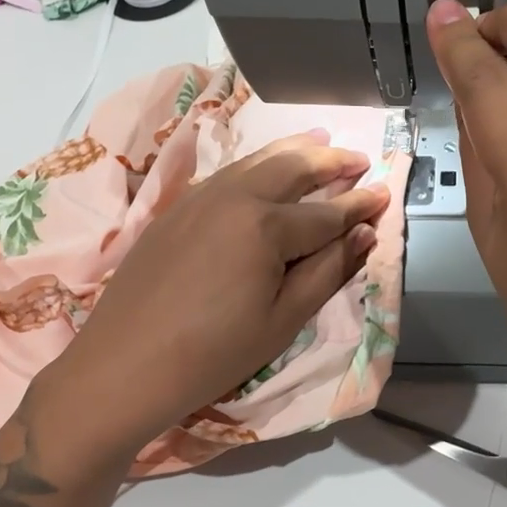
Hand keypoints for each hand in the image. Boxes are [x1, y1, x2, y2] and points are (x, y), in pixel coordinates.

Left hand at [41, 131, 387, 454]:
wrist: (121, 367)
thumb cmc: (212, 354)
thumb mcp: (283, 320)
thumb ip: (329, 270)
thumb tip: (365, 232)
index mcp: (266, 226)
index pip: (328, 211)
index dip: (360, 204)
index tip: (385, 192)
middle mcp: (236, 196)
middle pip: (294, 167)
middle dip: (331, 161)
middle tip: (359, 158)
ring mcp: (201, 197)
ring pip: (258, 160)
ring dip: (294, 149)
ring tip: (320, 139)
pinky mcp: (176, 208)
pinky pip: (229, 171)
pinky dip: (258, 161)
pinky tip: (265, 166)